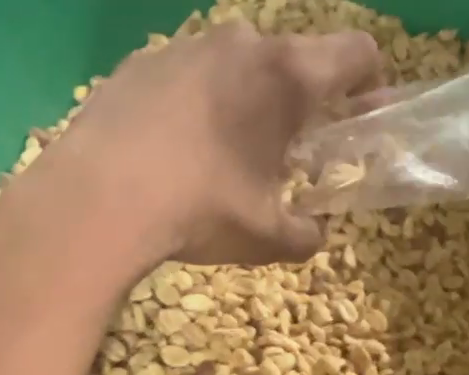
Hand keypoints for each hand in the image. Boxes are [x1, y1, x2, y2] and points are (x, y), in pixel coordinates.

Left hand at [7, 21, 381, 266]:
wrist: (98, 199)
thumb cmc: (199, 211)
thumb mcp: (264, 237)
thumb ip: (304, 235)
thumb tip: (313, 236)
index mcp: (286, 75)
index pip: (355, 53)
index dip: (370, 82)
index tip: (360, 114)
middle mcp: (239, 43)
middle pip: (290, 59)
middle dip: (296, 101)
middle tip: (284, 150)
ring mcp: (184, 46)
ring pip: (232, 66)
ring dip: (240, 101)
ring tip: (220, 153)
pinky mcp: (139, 62)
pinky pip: (183, 77)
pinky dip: (191, 105)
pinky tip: (171, 150)